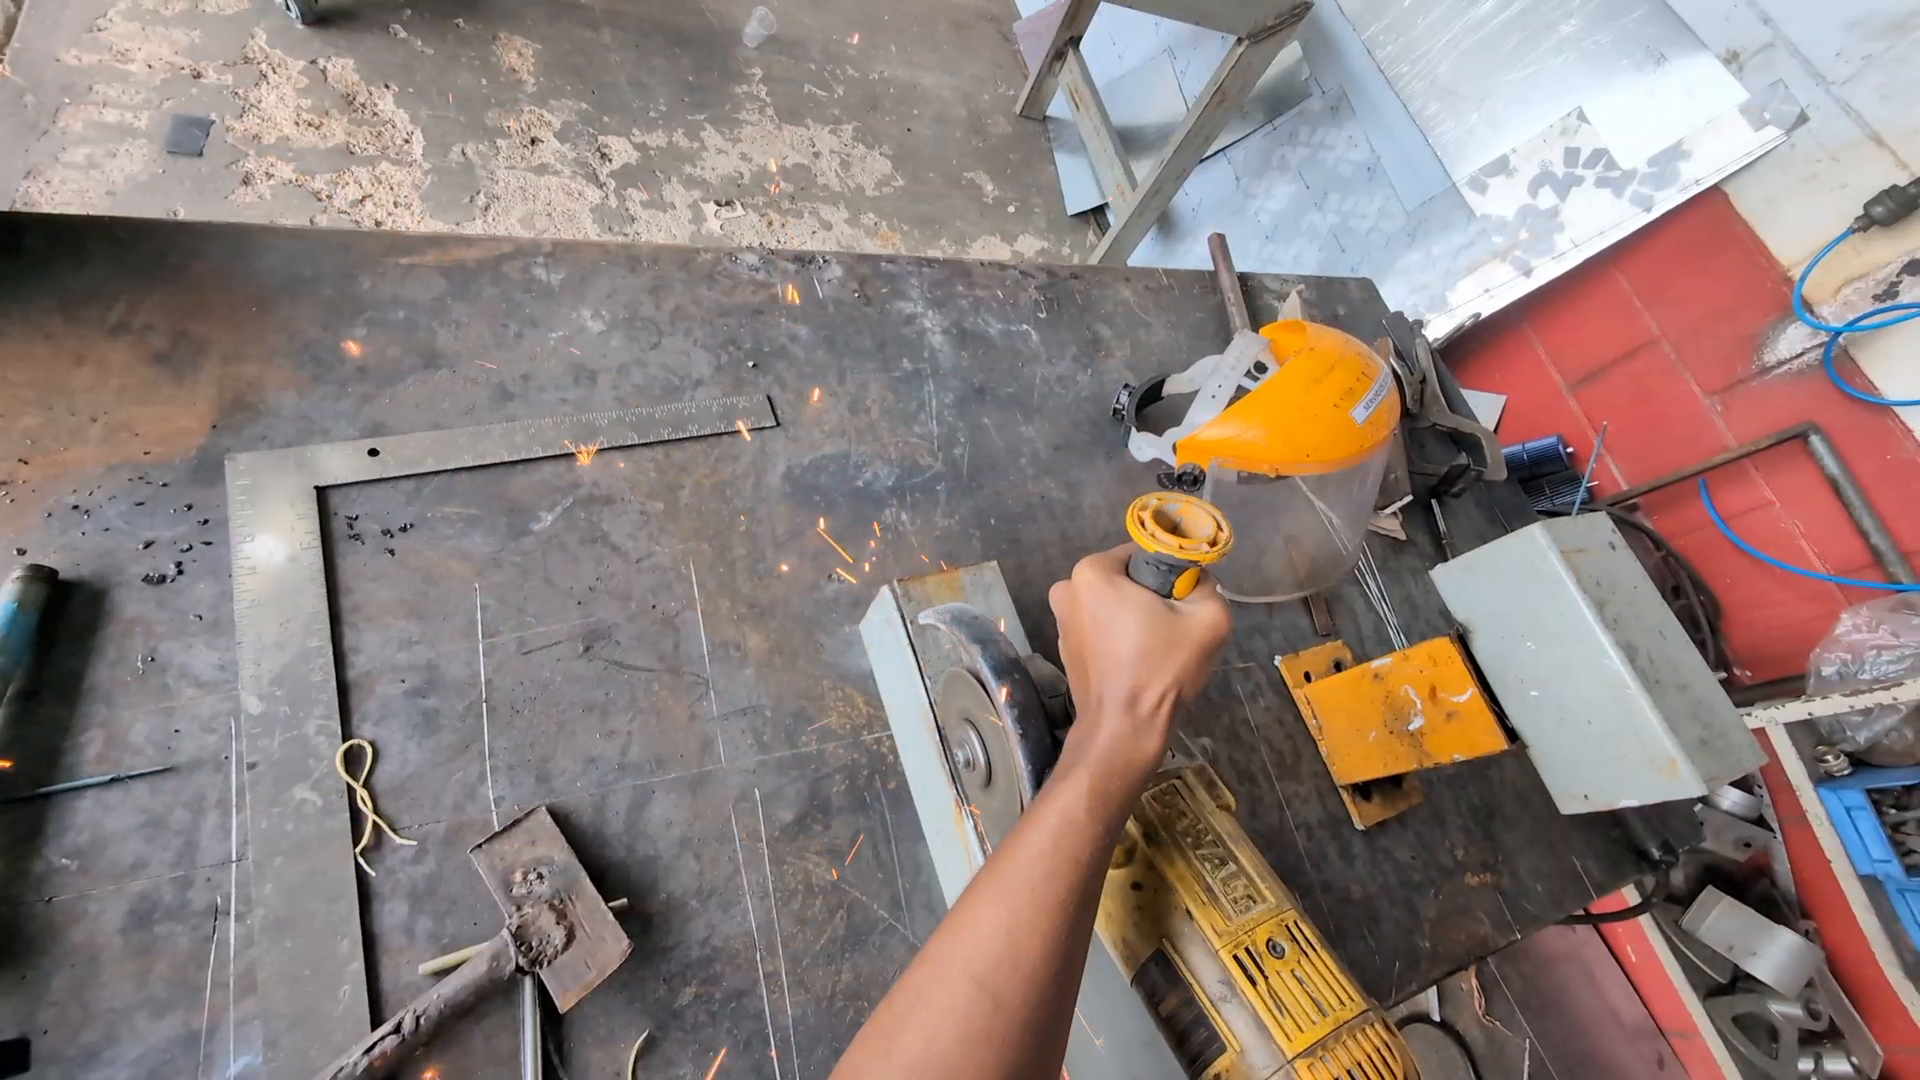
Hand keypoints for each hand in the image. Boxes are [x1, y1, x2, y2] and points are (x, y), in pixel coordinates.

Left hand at [1047, 545, 1230, 787]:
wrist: (1122, 729)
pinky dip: (1118, 634)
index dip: (1169, 572)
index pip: (1141, 553)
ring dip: (1135, 615)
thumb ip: (1208, 586)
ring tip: (1158, 645)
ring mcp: (1061, 619)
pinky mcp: (1065, 645)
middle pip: (1125, 577)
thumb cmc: (1159, 669)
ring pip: (1113, 603)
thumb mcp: (1207, 620)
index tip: (1185, 598)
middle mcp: (1067, 589)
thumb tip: (1198, 581)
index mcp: (1091, 572)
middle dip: (1151, 594)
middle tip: (1175, 624)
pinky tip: (1137, 659)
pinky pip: (1100, 626)